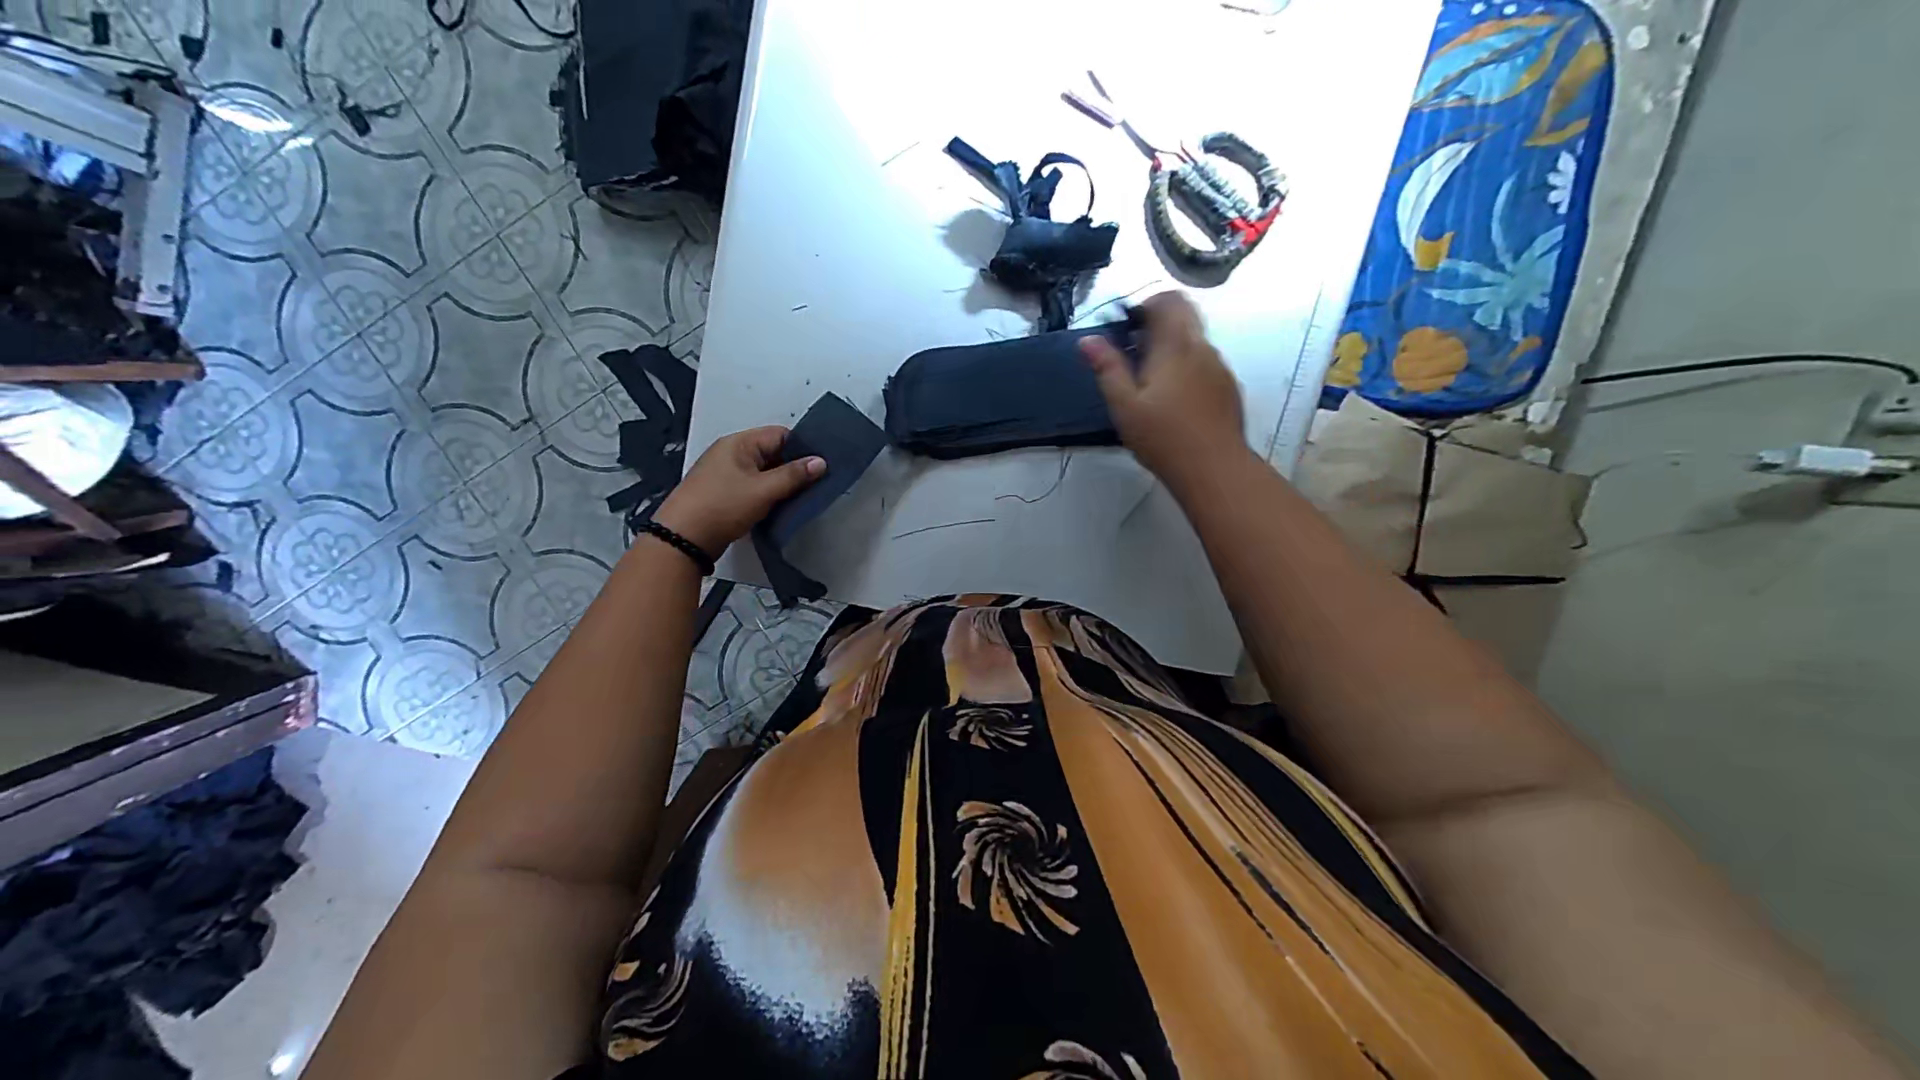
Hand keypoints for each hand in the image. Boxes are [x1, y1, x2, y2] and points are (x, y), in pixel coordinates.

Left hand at [651, 426, 824, 554]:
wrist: (683, 539)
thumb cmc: (723, 507)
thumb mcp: (763, 490)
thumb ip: (794, 475)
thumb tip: (821, 461)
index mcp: (739, 443)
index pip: (780, 435)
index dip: (803, 448)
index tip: (822, 465)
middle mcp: (732, 453)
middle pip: (773, 453)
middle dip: (794, 468)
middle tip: (818, 485)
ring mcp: (726, 474)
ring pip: (765, 473)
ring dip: (781, 485)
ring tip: (803, 498)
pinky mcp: (724, 494)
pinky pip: (754, 488)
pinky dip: (768, 496)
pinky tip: (781, 508)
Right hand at [1079, 291, 1247, 483]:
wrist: (1214, 469)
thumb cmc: (1163, 437)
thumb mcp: (1124, 406)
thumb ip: (1107, 368)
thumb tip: (1088, 340)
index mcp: (1175, 346)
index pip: (1167, 301)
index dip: (1145, 306)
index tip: (1126, 329)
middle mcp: (1202, 348)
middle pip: (1184, 315)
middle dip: (1157, 324)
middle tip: (1134, 352)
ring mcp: (1220, 367)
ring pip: (1195, 341)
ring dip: (1172, 348)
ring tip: (1150, 382)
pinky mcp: (1228, 388)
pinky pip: (1205, 363)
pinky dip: (1187, 368)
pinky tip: (1173, 400)